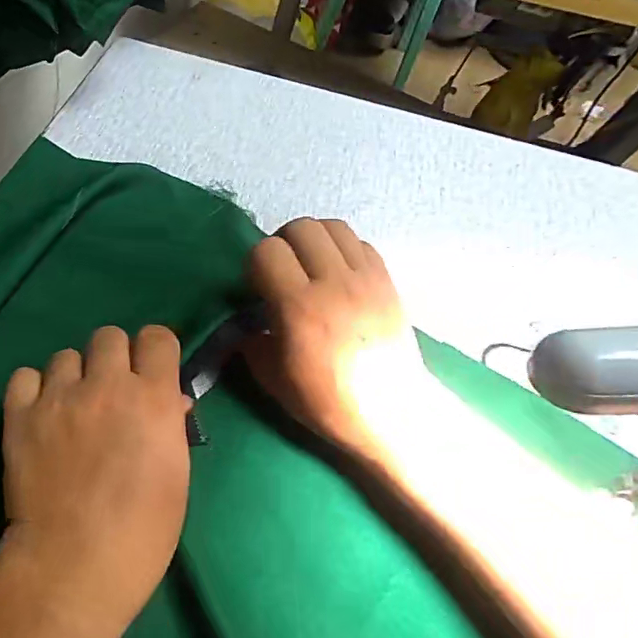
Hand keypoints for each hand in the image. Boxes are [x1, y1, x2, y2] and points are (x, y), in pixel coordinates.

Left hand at [0, 325, 192, 620]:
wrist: (75, 563)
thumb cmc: (143, 531)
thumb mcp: (176, 475)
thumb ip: (169, 426)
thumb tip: (168, 401)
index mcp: (153, 398)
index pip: (157, 337)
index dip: (154, 352)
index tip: (151, 372)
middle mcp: (107, 386)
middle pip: (109, 336)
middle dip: (113, 358)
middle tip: (110, 393)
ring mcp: (59, 398)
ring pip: (65, 355)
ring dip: (73, 377)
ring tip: (70, 411)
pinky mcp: (20, 415)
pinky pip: (24, 376)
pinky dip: (33, 390)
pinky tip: (39, 415)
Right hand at [245, 218, 426, 459]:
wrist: (393, 412)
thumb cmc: (328, 402)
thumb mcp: (273, 379)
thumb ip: (250, 342)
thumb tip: (244, 322)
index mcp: (300, 308)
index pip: (267, 251)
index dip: (255, 265)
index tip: (258, 288)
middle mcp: (334, 283)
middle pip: (301, 227)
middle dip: (283, 244)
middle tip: (282, 272)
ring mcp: (366, 278)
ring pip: (332, 226)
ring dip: (314, 240)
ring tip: (310, 266)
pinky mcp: (387, 280)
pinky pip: (360, 243)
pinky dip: (343, 250)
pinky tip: (338, 275)